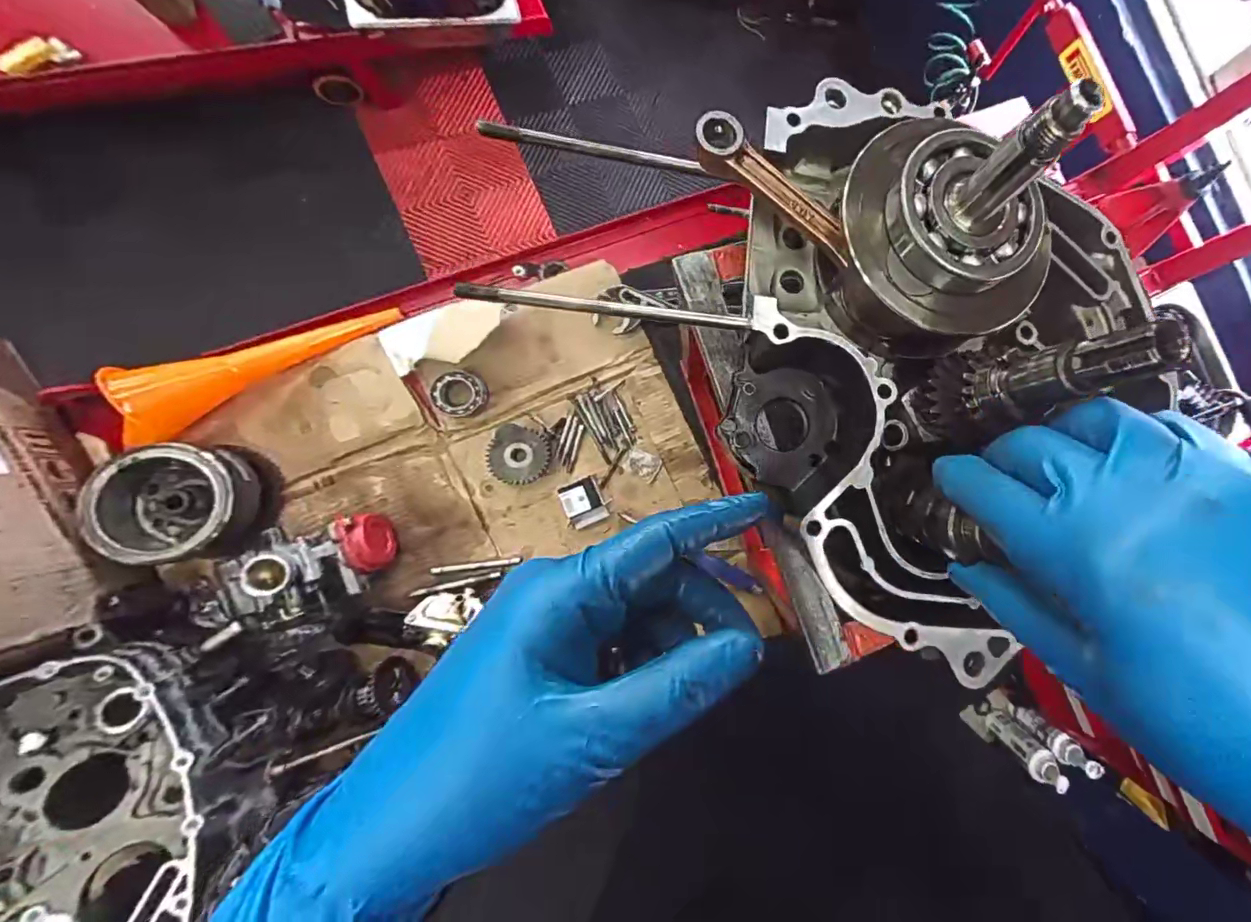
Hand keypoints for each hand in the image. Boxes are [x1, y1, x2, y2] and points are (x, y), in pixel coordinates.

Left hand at [215, 494, 772, 920]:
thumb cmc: (474, 780)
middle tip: (741, 652)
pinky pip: (622, 638)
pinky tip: (651, 696)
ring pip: (645, 612)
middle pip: (660, 580)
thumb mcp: (591, 735)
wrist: (380, 844)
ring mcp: (553, 621)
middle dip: (707, 610)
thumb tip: (748, 648)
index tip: (765, 510)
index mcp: (561, 592)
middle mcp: (559, 592)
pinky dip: (651, 660)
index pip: (659, 539)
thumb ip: (679, 687)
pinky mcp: (550, 650)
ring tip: (689, 688)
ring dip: (678, 642)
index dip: (719, 520)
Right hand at [935, 400, 1250, 921]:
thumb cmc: (1228, 733)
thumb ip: (1031, 609)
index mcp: (1088, 549)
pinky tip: (1130, 463)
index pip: (995, 491)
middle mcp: (1135, 487)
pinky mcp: (1248, 466)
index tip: (943, 477)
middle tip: (992, 476)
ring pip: (1102, 417)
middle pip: (1039, 442)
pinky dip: (1132, 436)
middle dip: (1001, 454)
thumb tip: (976, 565)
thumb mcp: (1107, 684)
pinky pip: (1170, 426)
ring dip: (1063, 433)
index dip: (958, 480)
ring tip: (1055, 461)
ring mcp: (1198, 466)